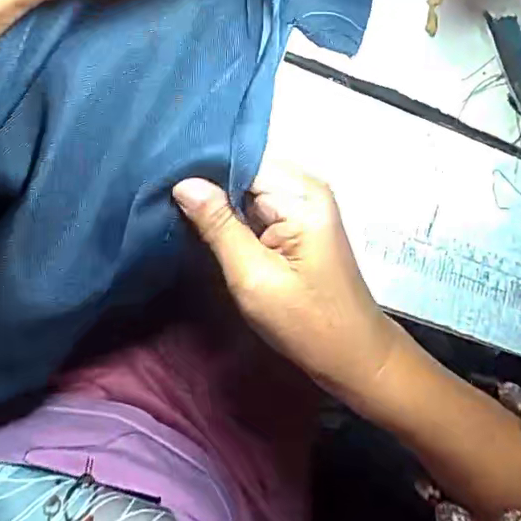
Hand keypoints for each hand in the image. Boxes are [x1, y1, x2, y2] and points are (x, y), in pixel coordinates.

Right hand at [174, 166, 407, 407]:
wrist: (355, 358)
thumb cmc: (306, 324)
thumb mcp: (253, 278)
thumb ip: (218, 225)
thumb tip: (183, 182)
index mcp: (301, 196)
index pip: (241, 161)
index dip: (203, 170)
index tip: (165, 181)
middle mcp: (306, 187)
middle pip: (245, 169)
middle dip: (209, 184)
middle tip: (167, 197)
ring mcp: (304, 202)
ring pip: (248, 185)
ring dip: (219, 200)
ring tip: (181, 208)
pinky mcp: (299, 219)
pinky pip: (257, 202)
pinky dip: (234, 213)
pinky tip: (208, 223)